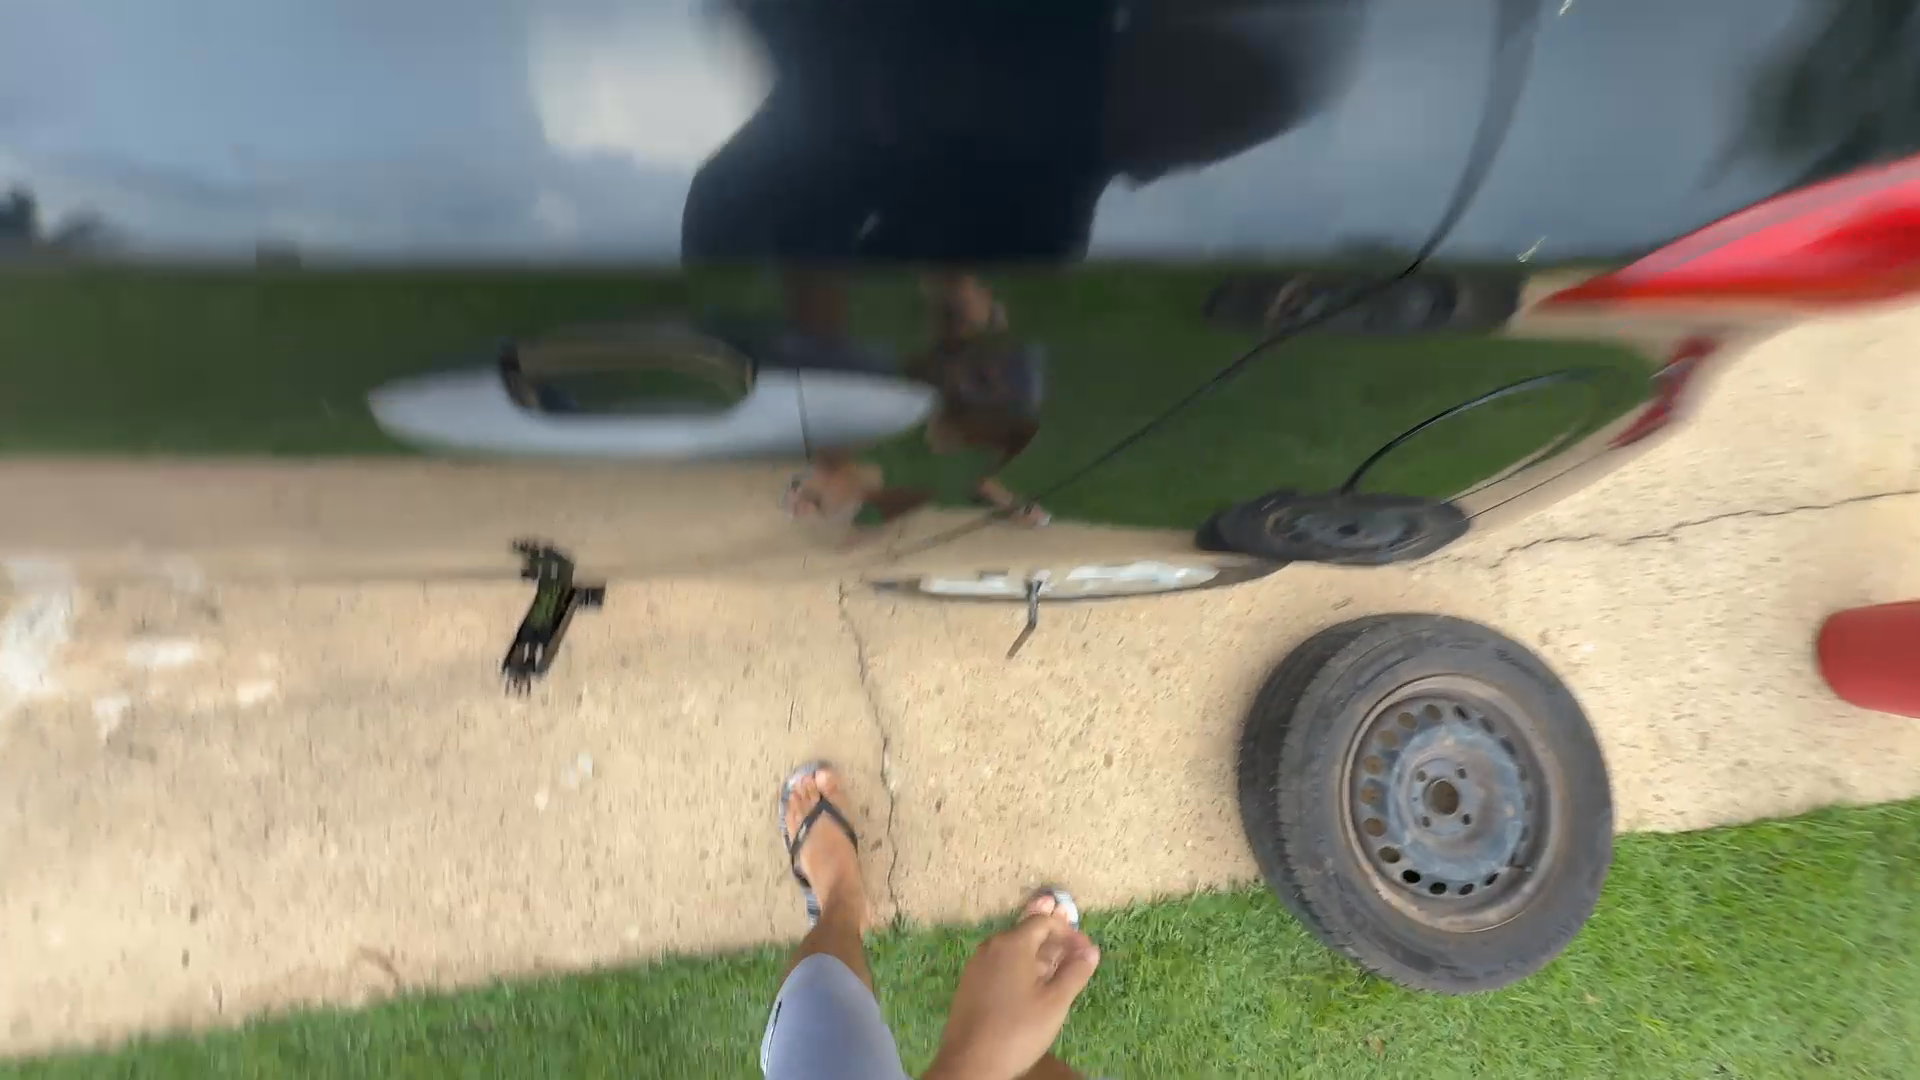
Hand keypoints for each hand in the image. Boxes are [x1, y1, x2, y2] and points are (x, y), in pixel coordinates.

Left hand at [924, 906, 1100, 1079]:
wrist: (969, 1062)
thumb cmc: (1017, 1030)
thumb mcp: (1054, 1003)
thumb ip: (1074, 972)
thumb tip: (1091, 950)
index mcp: (1013, 943)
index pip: (1043, 922)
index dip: (1067, 931)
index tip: (1085, 950)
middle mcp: (993, 944)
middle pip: (1028, 932)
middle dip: (1054, 941)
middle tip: (1075, 955)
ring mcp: (979, 962)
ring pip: (1014, 949)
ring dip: (1038, 955)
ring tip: (1057, 970)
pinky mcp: (972, 980)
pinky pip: (1001, 963)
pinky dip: (1021, 966)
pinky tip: (1031, 985)